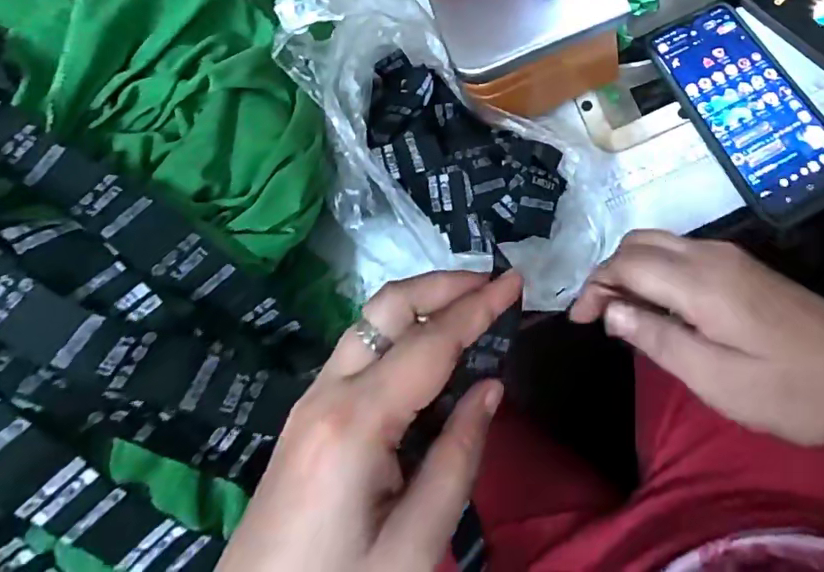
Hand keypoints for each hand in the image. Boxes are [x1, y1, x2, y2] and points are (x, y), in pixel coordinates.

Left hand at [218, 269, 521, 571]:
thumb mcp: (412, 548)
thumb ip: (457, 458)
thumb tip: (489, 387)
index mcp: (356, 421)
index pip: (431, 341)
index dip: (478, 306)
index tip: (516, 279)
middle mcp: (328, 392)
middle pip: (390, 307)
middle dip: (444, 284)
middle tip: (492, 285)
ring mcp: (310, 400)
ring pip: (370, 322)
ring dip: (423, 303)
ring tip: (470, 308)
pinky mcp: (307, 416)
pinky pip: (359, 351)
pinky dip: (401, 331)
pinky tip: (429, 354)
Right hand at [569, 231, 823, 458]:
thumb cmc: (790, 390)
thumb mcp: (716, 380)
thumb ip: (658, 338)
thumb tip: (611, 310)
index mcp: (700, 280)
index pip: (627, 261)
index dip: (595, 285)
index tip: (581, 320)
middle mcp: (711, 254)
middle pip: (640, 241)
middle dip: (610, 271)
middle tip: (600, 316)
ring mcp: (731, 256)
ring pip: (662, 242)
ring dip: (633, 268)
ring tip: (625, 314)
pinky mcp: (745, 266)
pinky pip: (684, 253)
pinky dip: (659, 269)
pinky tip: (663, 306)